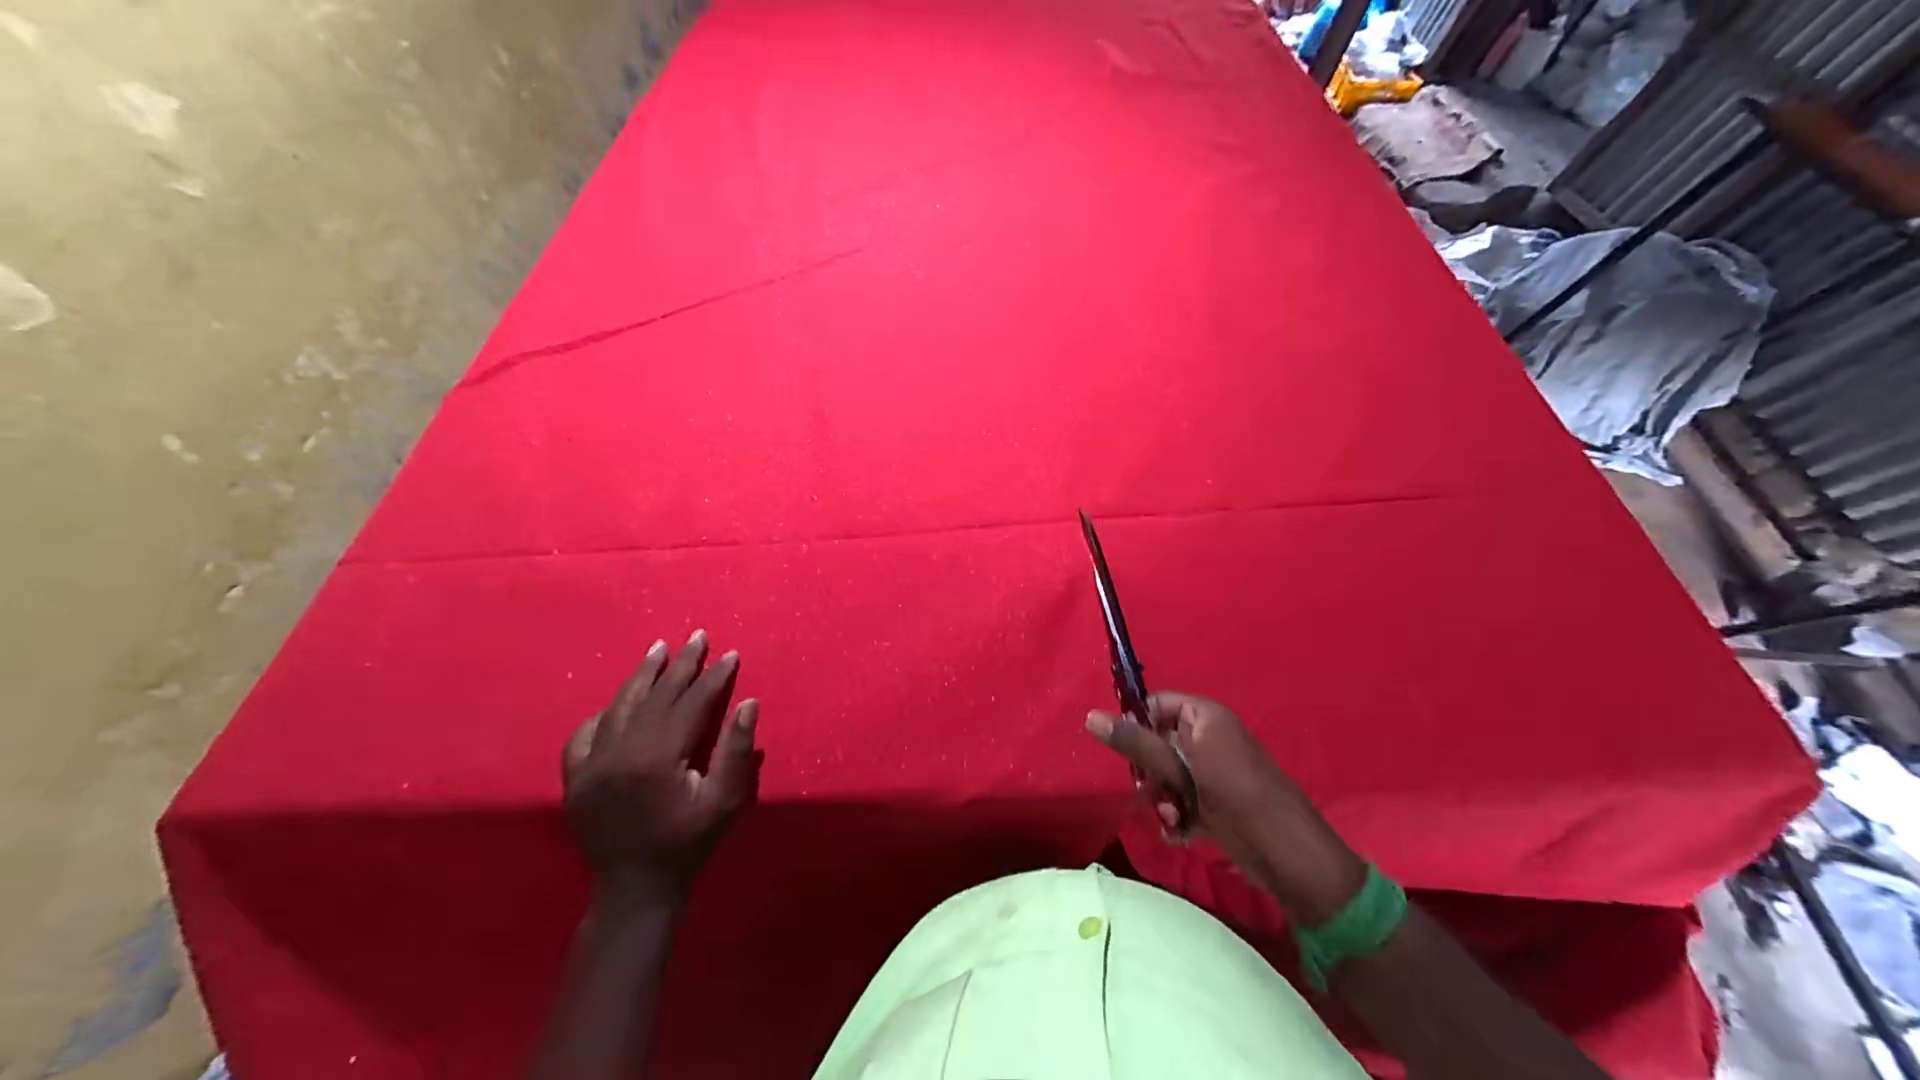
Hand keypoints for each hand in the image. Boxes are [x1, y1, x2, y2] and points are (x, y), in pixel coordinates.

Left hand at [563, 631, 760, 904]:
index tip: (730, 655)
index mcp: (657, 757)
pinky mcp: (575, 778)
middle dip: (680, 665)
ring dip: (642, 677)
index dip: (713, 678)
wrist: (634, 890)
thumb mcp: (724, 801)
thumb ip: (735, 750)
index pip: (690, 703)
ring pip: (619, 707)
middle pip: (655, 696)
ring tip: (659, 649)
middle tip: (697, 636)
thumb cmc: (687, 845)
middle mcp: (620, 752)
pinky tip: (617, 702)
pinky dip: (604, 713)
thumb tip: (748, 703)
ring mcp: (591, 764)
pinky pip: (585, 734)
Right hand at [1087, 691, 1365, 924]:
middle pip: (1156, 743)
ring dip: (1162, 800)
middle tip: (1155, 793)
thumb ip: (1136, 744)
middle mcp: (1208, 738)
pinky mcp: (1215, 802)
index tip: (1127, 753)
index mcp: (1205, 717)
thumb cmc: (1237, 798)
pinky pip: (1181, 800)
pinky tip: (1181, 833)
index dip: (1137, 726)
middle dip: (1150, 773)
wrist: (1289, 857)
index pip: (1155, 705)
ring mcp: (1212, 771)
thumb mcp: (1181, 769)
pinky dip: (1177, 816)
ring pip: (1166, 776)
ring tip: (1174, 819)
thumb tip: (1090, 716)